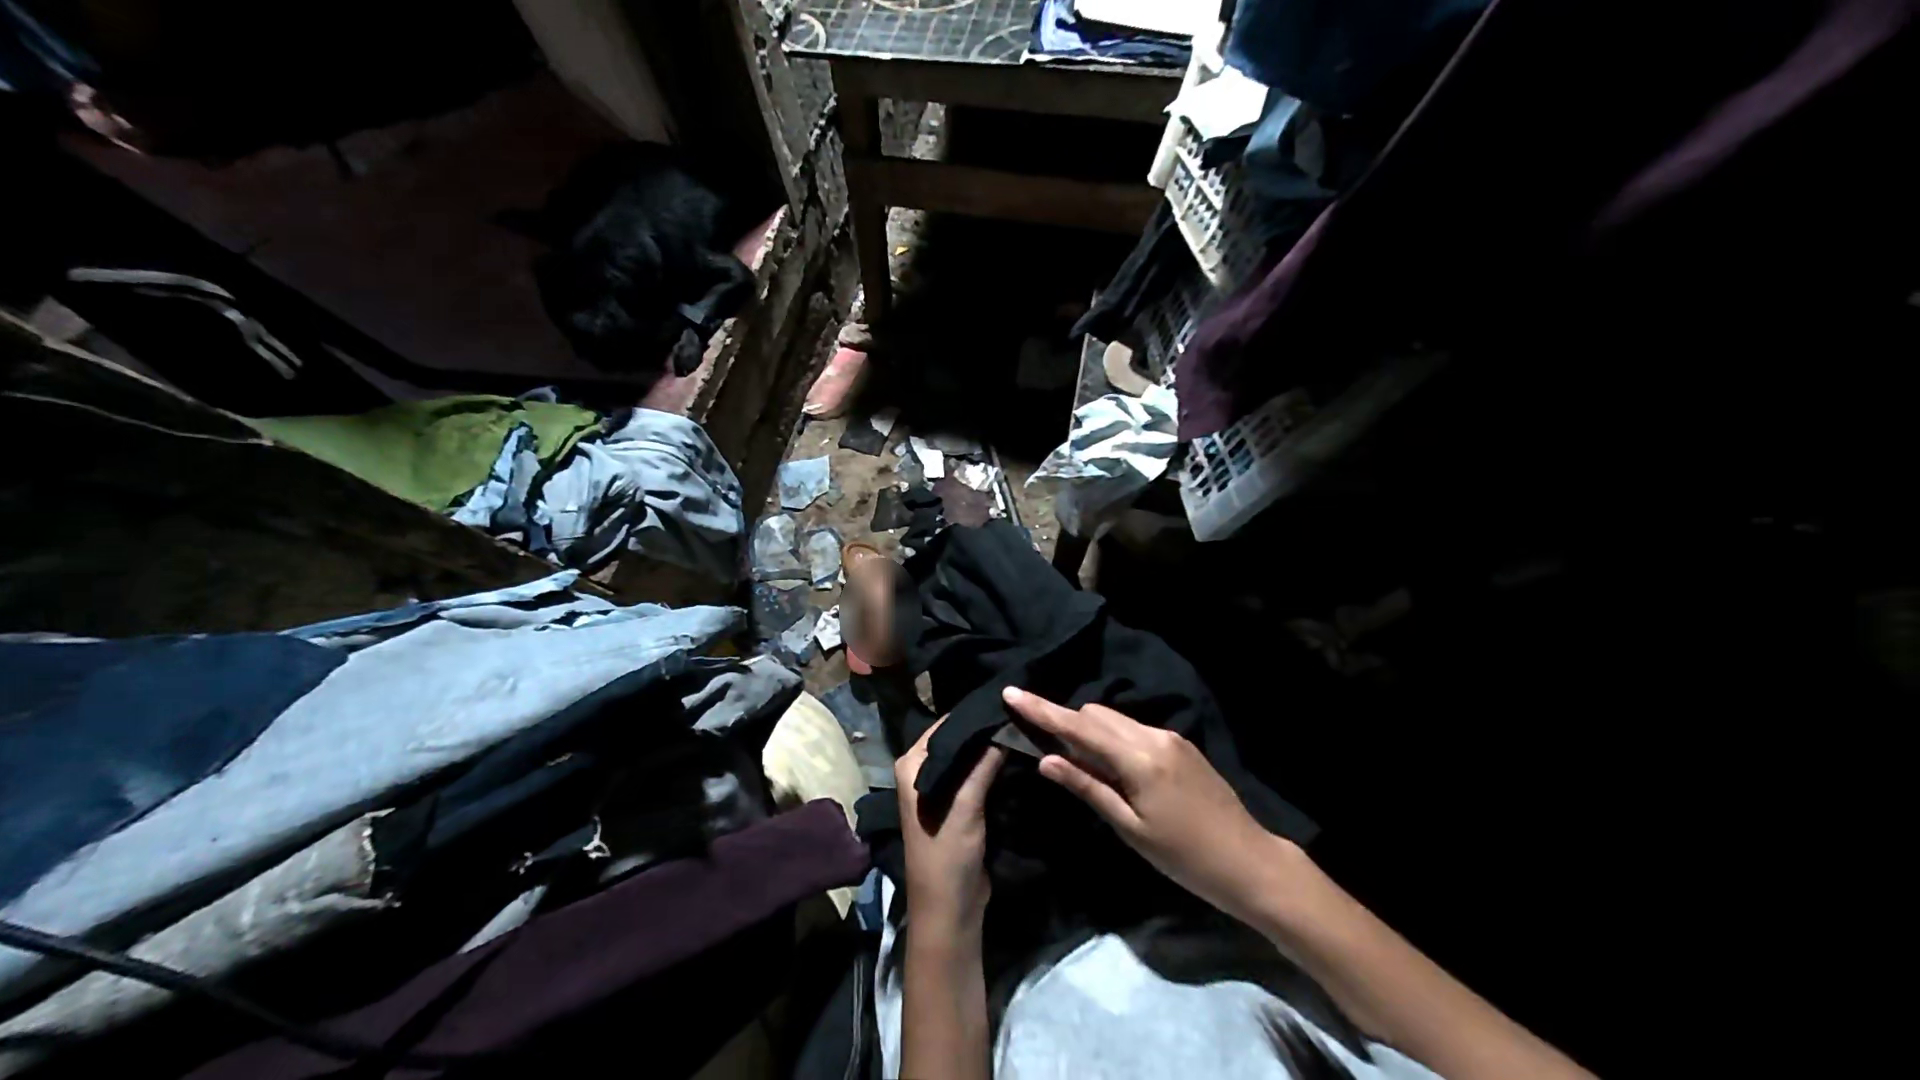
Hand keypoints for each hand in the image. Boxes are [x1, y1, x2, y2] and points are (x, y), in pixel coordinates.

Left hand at [896, 716, 1005, 932]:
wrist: (950, 909)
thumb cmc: (947, 854)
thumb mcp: (966, 805)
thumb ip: (982, 764)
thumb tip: (1004, 723)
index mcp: (912, 765)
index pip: (946, 726)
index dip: (973, 714)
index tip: (1006, 701)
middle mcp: (922, 770)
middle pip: (958, 739)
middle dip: (985, 729)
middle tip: (1021, 713)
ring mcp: (940, 787)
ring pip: (969, 757)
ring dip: (991, 748)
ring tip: (1023, 728)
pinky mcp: (958, 803)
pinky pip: (976, 775)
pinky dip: (993, 766)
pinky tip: (1017, 755)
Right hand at [1001, 686, 1296, 924]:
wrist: (1249, 861)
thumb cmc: (1184, 856)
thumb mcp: (1130, 828)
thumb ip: (1087, 787)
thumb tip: (1046, 759)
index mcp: (1139, 757)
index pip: (1079, 725)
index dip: (1042, 710)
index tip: (1011, 693)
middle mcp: (1153, 735)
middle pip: (1095, 714)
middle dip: (1065, 721)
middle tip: (1044, 747)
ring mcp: (1169, 736)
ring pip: (1115, 719)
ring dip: (1089, 730)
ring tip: (1075, 761)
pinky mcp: (1180, 744)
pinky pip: (1133, 729)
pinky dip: (1112, 739)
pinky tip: (1110, 766)